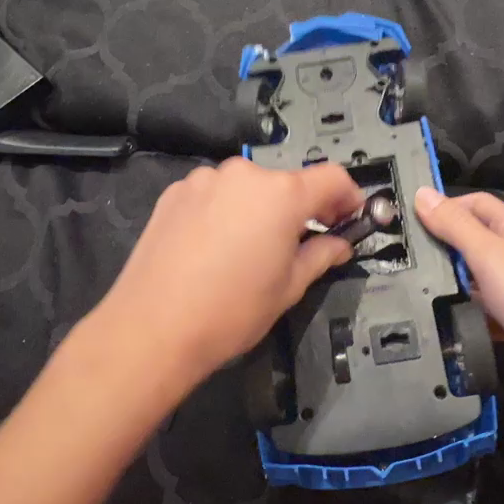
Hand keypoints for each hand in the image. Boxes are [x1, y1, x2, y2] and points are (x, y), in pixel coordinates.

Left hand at [95, 158, 363, 385]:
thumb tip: (338, 244)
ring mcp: (205, 181)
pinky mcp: (175, 193)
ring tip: (248, 252)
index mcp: (281, 195)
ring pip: (247, 189)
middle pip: (286, 183)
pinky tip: (214, 249)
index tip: (351, 216)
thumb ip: (320, 256)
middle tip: (299, 245)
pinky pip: (214, 195)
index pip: (332, 178)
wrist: (152, 328)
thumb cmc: (229, 311)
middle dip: (298, 210)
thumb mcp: (288, 288)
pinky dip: (224, 212)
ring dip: (258, 210)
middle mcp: (245, 176)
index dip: (349, 196)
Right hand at [412, 187, 503, 400]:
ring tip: (415, 290)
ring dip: (453, 283)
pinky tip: (445, 324)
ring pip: (477, 278)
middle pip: (474, 241)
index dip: (444, 206)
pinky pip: (486, 311)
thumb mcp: (489, 254)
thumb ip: (455, 225)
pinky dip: (469, 315)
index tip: (408, 221)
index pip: (474, 204)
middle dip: (443, 247)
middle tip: (404, 259)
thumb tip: (422, 194)